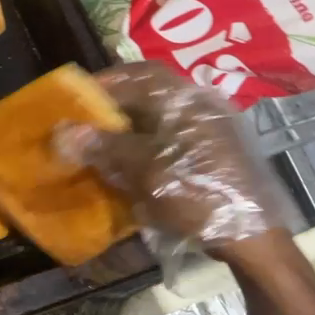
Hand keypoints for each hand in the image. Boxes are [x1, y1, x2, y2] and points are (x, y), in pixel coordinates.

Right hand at [55, 61, 278, 254]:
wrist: (251, 239)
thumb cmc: (196, 194)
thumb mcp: (144, 170)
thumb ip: (103, 146)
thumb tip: (62, 131)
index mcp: (186, 103)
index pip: (140, 74)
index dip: (106, 81)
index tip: (75, 98)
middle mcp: (200, 109)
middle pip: (149, 94)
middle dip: (113, 106)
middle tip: (83, 123)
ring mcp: (209, 132)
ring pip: (158, 118)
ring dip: (127, 127)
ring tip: (99, 146)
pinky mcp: (213, 155)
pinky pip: (169, 138)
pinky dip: (144, 144)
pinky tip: (128, 164)